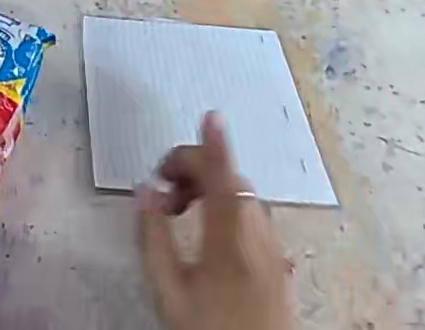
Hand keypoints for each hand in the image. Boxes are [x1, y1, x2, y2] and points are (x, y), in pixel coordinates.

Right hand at [136, 113, 291, 329]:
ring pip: (244, 195)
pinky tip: (211, 230)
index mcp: (229, 234)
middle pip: (230, 178)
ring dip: (212, 187)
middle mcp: (258, 235)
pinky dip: (230, 205)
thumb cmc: (209, 329)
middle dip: (195, 169)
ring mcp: (274, 249)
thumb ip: (152, 235)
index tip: (211, 115)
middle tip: (166, 192)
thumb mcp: (167, 290)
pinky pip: (254, 215)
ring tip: (183, 211)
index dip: (213, 141)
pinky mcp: (280, 264)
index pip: (221, 172)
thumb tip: (143, 189)